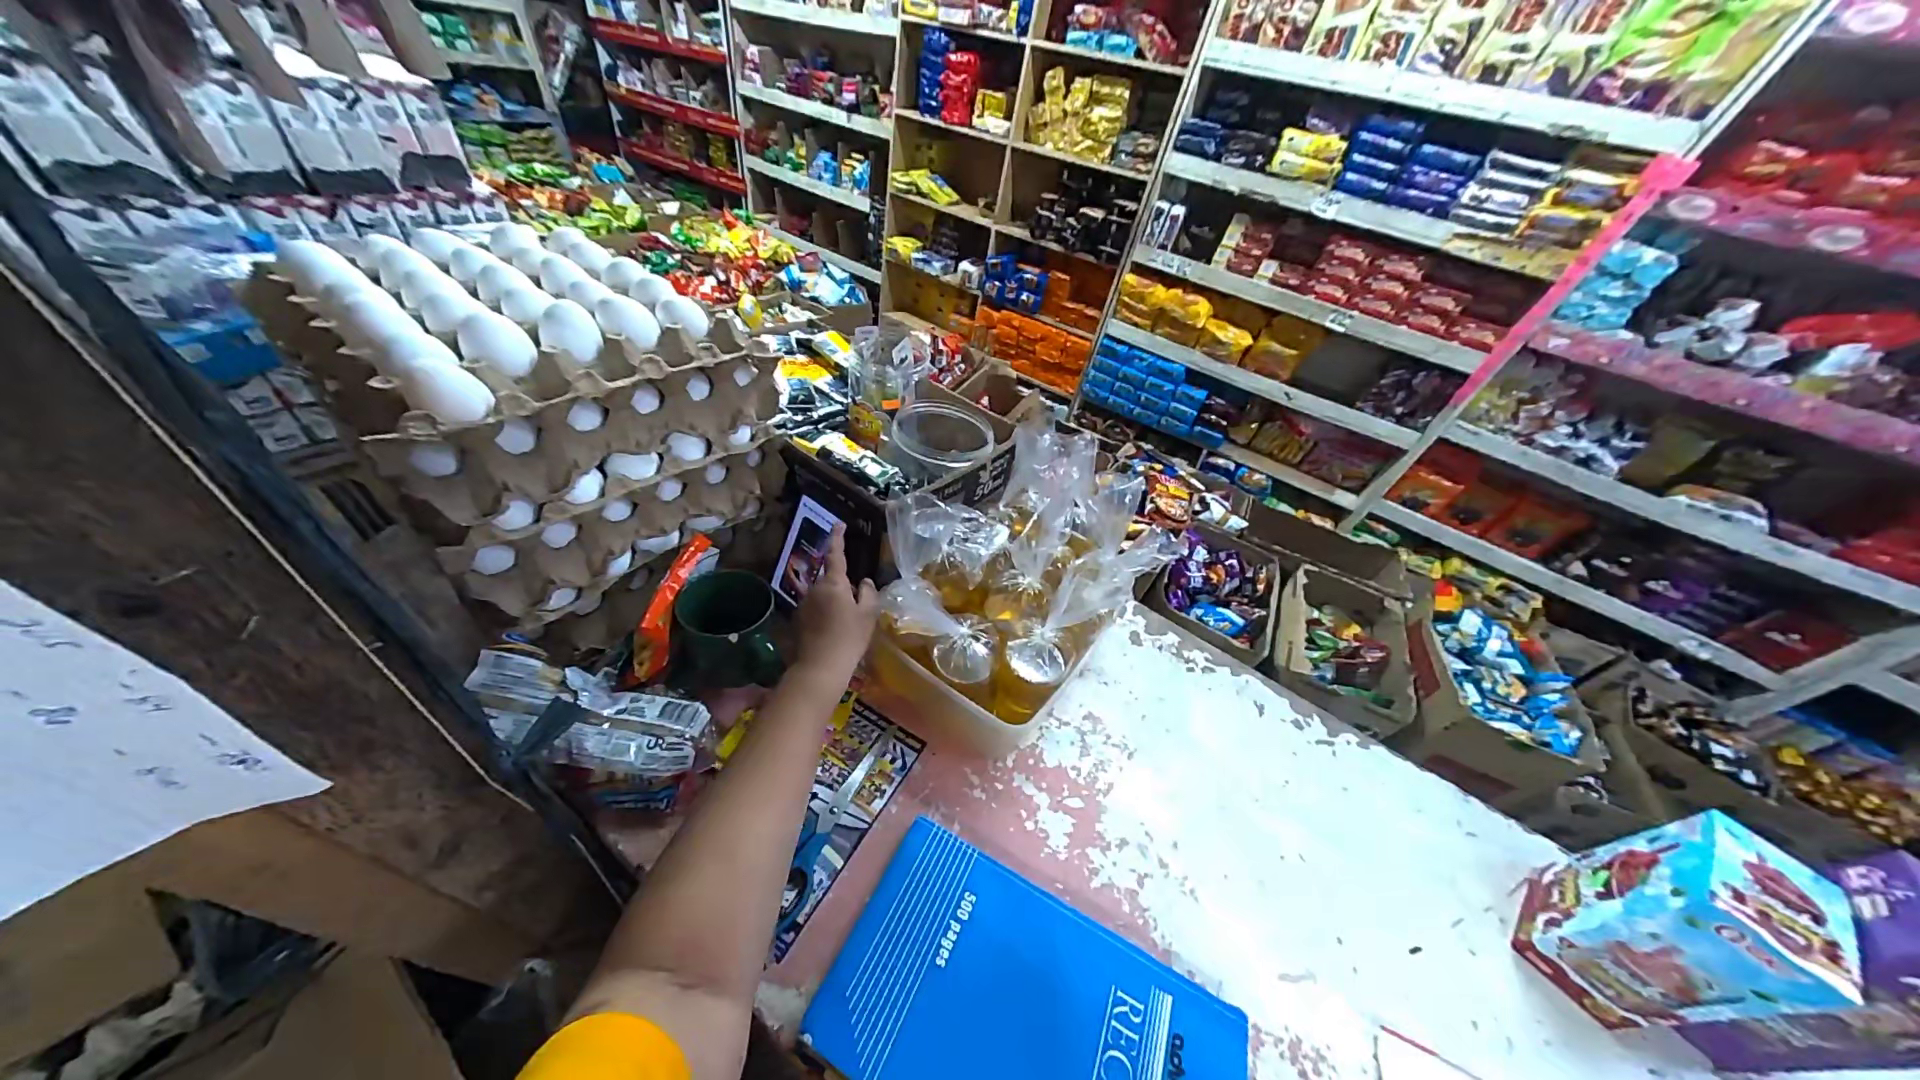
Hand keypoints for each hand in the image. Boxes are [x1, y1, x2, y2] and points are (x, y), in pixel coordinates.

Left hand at [796, 525, 877, 675]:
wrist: (820, 667)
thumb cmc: (849, 638)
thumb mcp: (868, 615)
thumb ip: (869, 593)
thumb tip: (865, 582)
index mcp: (833, 583)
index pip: (835, 554)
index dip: (837, 537)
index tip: (838, 524)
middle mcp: (814, 589)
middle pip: (830, 578)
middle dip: (842, 584)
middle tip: (857, 602)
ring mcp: (803, 604)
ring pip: (822, 594)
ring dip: (833, 600)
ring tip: (846, 621)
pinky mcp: (797, 620)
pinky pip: (815, 609)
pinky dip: (824, 613)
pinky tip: (833, 631)